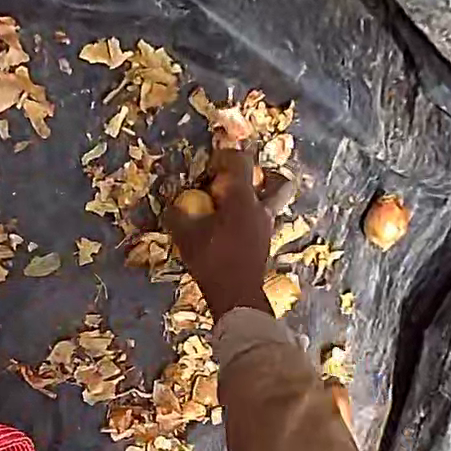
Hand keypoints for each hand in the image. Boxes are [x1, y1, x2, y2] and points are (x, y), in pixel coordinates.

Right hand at [164, 149, 291, 318]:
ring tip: (231, 205)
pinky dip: (250, 218)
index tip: (210, 165)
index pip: (241, 161)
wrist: (236, 295)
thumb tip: (172, 206)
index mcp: (242, 197)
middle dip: (262, 175)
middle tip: (238, 180)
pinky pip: (262, 220)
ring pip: (272, 202)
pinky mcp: (265, 242)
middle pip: (277, 181)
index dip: (225, 156)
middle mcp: (261, 207)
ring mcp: (267, 226)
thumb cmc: (211, 259)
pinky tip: (230, 227)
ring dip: (256, 198)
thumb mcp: (185, 235)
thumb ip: (178, 215)